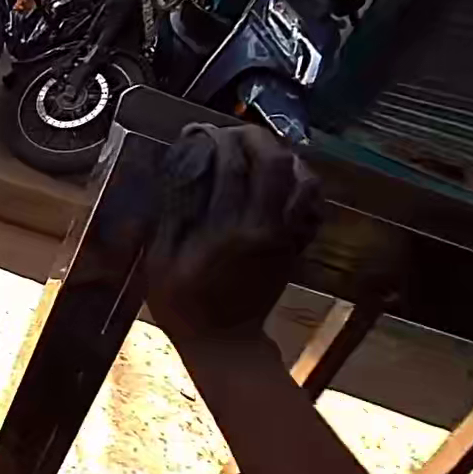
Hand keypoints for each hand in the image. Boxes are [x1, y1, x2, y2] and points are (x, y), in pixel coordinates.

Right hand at [146, 124, 319, 349]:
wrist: (224, 343)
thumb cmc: (184, 304)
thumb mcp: (161, 261)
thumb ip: (173, 215)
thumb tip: (180, 172)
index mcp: (227, 229)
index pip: (230, 165)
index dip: (215, 139)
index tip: (199, 130)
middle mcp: (264, 226)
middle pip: (274, 162)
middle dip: (253, 137)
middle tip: (232, 132)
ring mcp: (286, 236)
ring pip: (302, 179)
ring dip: (284, 155)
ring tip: (260, 150)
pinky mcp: (295, 245)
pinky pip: (311, 204)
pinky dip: (302, 183)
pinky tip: (284, 178)